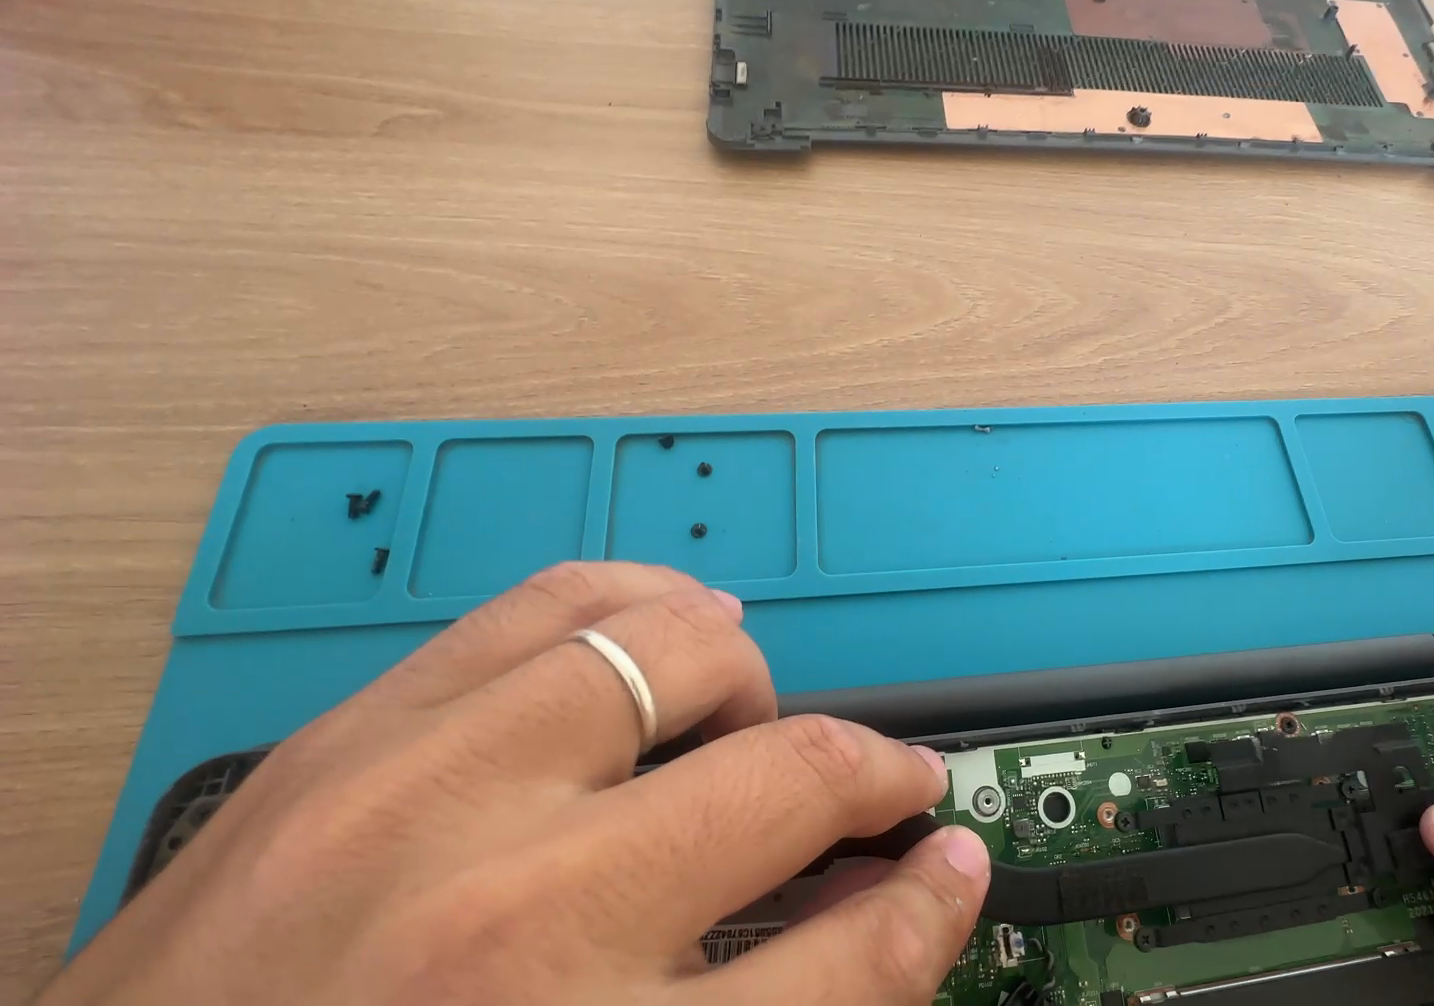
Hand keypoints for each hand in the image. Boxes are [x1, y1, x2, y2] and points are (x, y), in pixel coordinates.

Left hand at [42, 563, 989, 1005]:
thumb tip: (871, 917)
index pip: (846, 967)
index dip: (926, 910)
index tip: (953, 864)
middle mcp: (522, 932)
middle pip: (790, 782)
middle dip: (877, 777)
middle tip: (890, 788)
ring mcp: (424, 808)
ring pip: (686, 655)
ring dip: (759, 683)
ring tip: (762, 714)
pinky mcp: (347, 743)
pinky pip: (556, 606)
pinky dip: (646, 598)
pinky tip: (676, 621)